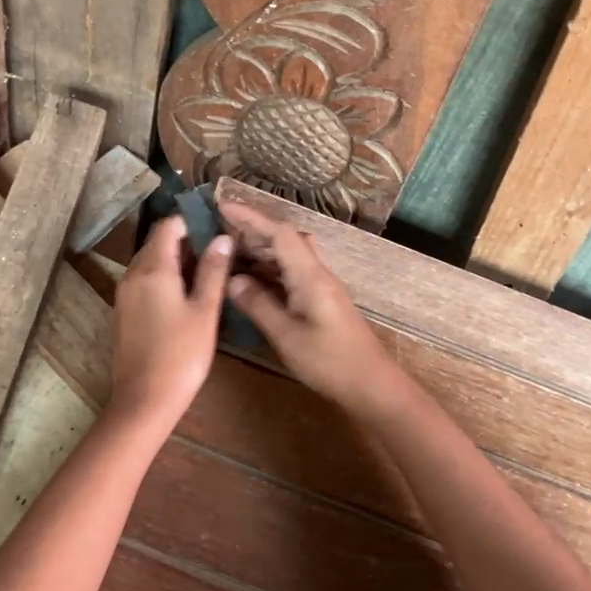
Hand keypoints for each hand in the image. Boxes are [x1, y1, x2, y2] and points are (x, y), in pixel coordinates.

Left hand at [108, 216, 232, 424]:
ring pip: (149, 264)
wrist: (144, 399)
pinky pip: (143, 283)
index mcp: (152, 269)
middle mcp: (132, 275)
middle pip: (156, 243)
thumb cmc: (181, 355)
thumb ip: (213, 271)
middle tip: (218, 254)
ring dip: (174, 262)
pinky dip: (163, 281)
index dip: (192, 223)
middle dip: (185, 242)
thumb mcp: (205, 311)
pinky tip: (185, 298)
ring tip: (206, 275)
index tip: (217, 231)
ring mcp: (124, 295)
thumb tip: (222, 237)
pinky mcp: (122, 313)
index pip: (167, 226)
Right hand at [219, 201, 400, 408]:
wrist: (371, 384)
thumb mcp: (287, 335)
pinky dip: (269, 272)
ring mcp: (321, 288)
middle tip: (219, 233)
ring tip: (229, 256)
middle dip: (252, 231)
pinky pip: (291, 275)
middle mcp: (317, 274)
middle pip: (285, 240)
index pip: (279, 233)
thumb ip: (259, 305)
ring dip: (260, 252)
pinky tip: (251, 283)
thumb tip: (233, 280)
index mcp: (310, 276)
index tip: (222, 205)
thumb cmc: (330, 361)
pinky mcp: (321, 302)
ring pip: (288, 258)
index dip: (251, 217)